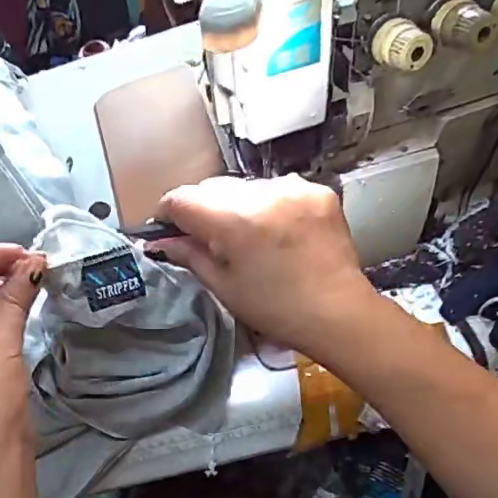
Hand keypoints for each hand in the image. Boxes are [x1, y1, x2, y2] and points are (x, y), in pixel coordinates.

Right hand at [153, 175, 388, 356]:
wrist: (336, 312)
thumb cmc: (274, 309)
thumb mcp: (224, 286)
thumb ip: (190, 256)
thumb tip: (160, 242)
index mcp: (234, 220)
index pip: (182, 198)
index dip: (168, 213)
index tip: (168, 229)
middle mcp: (262, 193)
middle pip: (212, 187)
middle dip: (202, 208)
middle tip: (205, 239)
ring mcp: (293, 187)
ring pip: (244, 185)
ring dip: (235, 204)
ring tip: (245, 236)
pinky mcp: (316, 190)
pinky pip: (275, 188)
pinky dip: (266, 204)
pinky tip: (274, 231)